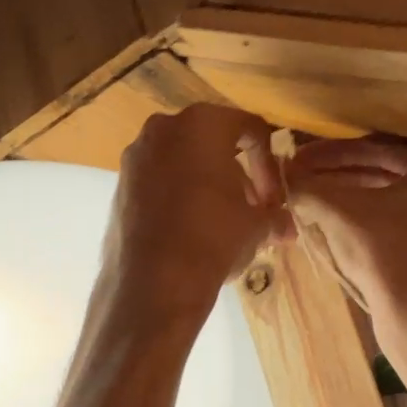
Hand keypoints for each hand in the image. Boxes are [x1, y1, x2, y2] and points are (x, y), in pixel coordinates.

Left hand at [104, 105, 290, 328]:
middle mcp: (164, 128)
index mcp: (203, 123)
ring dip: (207, 186)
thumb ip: (274, 217)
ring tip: (221, 224)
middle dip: (236, 175)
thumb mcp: (256, 227)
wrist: (154, 282)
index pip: (251, 130)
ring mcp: (135, 156)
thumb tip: (286, 228)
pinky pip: (158, 182)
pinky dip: (178, 198)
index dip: (269, 166)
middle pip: (213, 143)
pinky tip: (190, 232)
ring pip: (183, 162)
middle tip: (250, 210)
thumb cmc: (214, 239)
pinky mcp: (119, 186)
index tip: (273, 201)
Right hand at [285, 138, 406, 318]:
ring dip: (359, 204)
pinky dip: (380, 230)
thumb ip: (309, 189)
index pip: (375, 150)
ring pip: (398, 207)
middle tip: (309, 181)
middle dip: (343, 179)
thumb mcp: (337, 213)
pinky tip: (350, 236)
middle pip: (388, 178)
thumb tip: (286, 178)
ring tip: (323, 206)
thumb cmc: (381, 253)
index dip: (330, 155)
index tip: (301, 160)